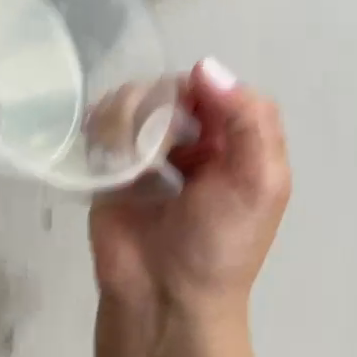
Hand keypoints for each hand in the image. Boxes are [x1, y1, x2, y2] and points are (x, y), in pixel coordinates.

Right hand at [89, 59, 289, 316]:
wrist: (162, 292)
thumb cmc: (220, 244)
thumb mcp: (258, 184)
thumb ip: (248, 122)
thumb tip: (204, 65)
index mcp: (235, 142)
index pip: (215, 87)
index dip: (198, 91)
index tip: (188, 119)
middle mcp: (190, 138)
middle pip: (166, 88)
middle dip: (157, 110)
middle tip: (158, 151)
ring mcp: (144, 148)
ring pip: (128, 100)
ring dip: (125, 124)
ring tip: (129, 162)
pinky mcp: (105, 159)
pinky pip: (97, 123)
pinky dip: (99, 132)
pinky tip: (106, 157)